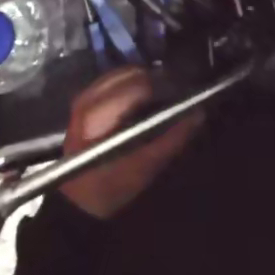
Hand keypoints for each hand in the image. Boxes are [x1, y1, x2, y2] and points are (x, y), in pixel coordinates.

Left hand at [58, 67, 202, 218]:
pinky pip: (114, 80)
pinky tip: (143, 101)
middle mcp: (89, 96)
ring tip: (162, 97)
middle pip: (131, 73)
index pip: (140, 84)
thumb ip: (172, 139)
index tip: (185, 93)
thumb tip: (198, 113)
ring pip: (123, 73)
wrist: (76, 202)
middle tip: (177, 95)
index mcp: (99, 113)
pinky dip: (132, 84)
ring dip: (145, 80)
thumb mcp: (144, 168)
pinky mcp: (84, 98)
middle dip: (157, 80)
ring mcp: (84, 95)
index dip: (166, 85)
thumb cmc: (109, 188)